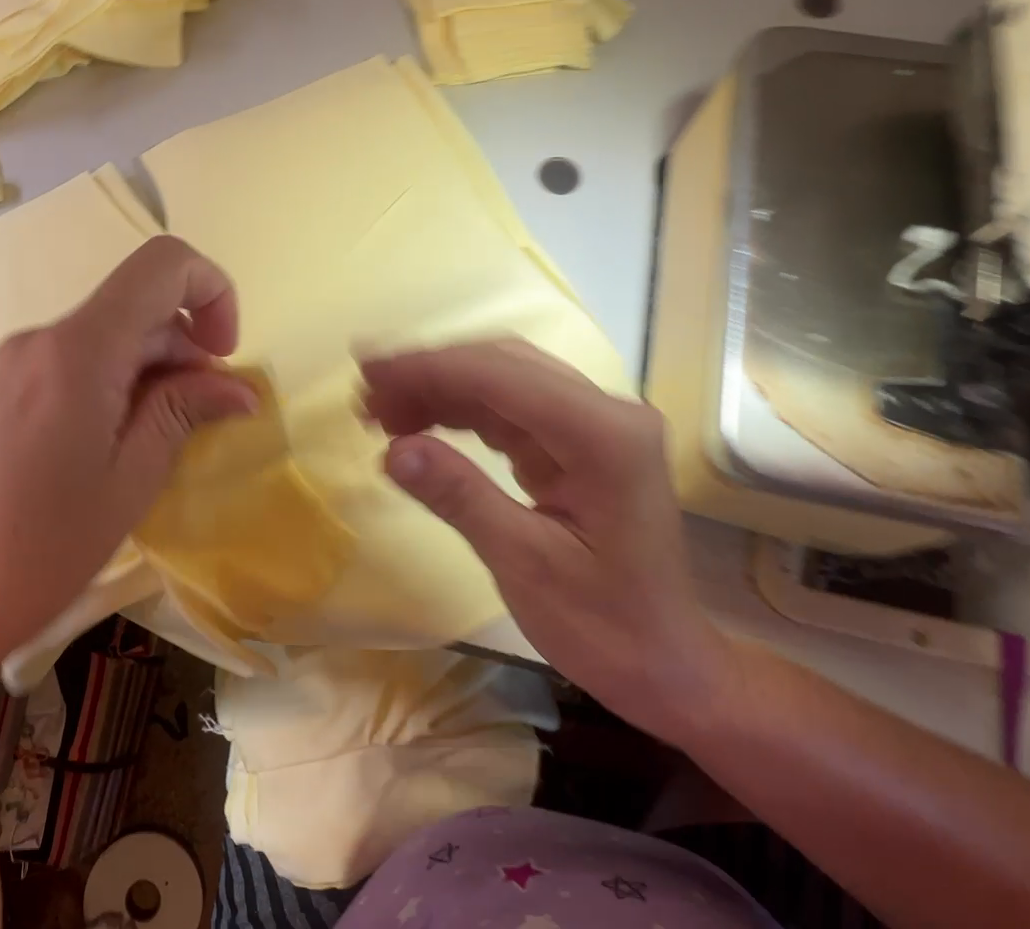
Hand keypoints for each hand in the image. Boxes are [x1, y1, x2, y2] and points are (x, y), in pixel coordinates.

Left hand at [0, 237, 257, 667]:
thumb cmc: (48, 544)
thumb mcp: (133, 478)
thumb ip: (184, 411)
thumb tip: (239, 387)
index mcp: (78, 349)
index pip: (162, 265)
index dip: (213, 291)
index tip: (225, 356)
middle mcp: (41, 339)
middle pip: (136, 305)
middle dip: (187, 347)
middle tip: (205, 416)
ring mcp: (15, 364)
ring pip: (108, 336)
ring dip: (153, 370)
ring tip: (163, 440)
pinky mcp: (3, 392)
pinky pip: (76, 362)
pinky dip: (117, 383)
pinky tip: (118, 444)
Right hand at [360, 340, 734, 742]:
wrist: (664, 664)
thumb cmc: (604, 627)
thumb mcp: (524, 565)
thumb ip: (460, 498)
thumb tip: (394, 450)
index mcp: (605, 437)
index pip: (504, 377)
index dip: (429, 368)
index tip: (367, 373)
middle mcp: (606, 415)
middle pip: (505, 366)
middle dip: (430, 373)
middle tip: (365, 394)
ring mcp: (596, 428)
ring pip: (505, 383)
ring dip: (441, 390)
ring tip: (380, 412)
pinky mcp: (580, 447)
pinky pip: (512, 412)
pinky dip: (461, 414)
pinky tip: (420, 425)